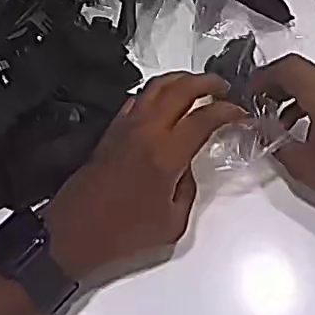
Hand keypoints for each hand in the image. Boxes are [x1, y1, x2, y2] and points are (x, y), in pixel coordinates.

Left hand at [42, 72, 245, 282]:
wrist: (74, 232)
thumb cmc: (123, 234)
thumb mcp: (172, 222)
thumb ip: (188, 188)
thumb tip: (187, 167)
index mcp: (165, 154)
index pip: (203, 118)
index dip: (227, 111)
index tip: (240, 112)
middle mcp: (145, 131)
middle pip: (179, 89)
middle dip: (206, 83)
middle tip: (223, 88)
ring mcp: (125, 126)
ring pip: (155, 87)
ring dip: (180, 81)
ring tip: (197, 86)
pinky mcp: (111, 130)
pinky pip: (137, 99)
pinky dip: (156, 93)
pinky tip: (164, 103)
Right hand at [252, 54, 314, 242]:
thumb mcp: (301, 164)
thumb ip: (273, 139)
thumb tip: (257, 125)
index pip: (287, 67)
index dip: (262, 76)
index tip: (246, 94)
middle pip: (298, 69)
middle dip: (272, 81)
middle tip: (254, 101)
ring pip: (309, 80)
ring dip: (286, 91)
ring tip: (269, 115)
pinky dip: (301, 102)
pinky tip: (291, 127)